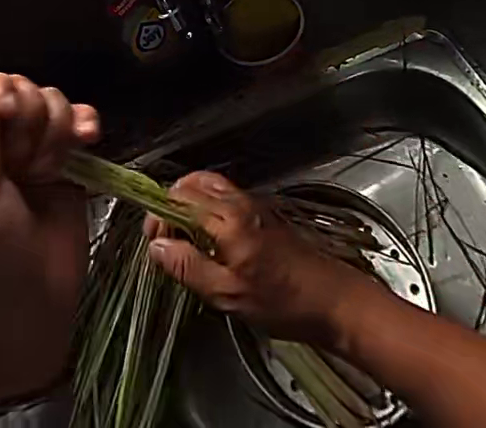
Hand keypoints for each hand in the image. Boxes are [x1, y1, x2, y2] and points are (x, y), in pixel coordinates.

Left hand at [0, 73, 99, 405]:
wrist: (34, 318)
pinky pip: (78, 121)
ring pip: (51, 102)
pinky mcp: (67, 162)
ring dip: (56, 131)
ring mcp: (33, 152)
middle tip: (23, 162)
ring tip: (47, 171)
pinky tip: (83, 143)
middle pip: (18, 90)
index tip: (7, 115)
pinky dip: (84, 125)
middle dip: (28, 119)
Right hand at [143, 172, 377, 345]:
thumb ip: (189, 267)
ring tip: (181, 240)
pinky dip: (206, 209)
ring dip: (188, 206)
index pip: (180, 198)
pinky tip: (206, 241)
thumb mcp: (228, 294)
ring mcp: (252, 204)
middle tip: (163, 238)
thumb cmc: (281, 301)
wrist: (333, 300)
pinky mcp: (261, 214)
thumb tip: (156, 246)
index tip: (152, 241)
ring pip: (209, 189)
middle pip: (193, 185)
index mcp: (228, 217)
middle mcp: (239, 201)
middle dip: (171, 205)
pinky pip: (223, 198)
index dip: (160, 214)